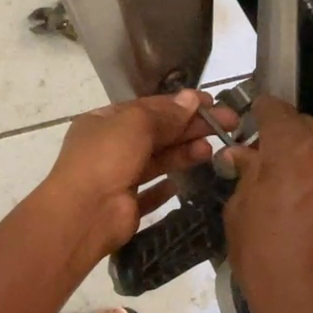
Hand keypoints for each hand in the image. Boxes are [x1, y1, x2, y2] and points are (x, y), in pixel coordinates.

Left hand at [40, 89, 231, 255]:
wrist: (84, 213)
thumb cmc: (106, 158)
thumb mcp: (135, 124)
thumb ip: (164, 114)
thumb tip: (190, 99)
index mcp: (102, 122)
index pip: (146, 108)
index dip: (179, 104)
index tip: (212, 103)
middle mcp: (107, 148)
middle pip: (155, 134)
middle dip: (189, 128)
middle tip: (228, 125)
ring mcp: (115, 178)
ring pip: (156, 161)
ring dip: (184, 153)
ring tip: (212, 149)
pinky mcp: (125, 206)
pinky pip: (149, 194)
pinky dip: (165, 188)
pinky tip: (182, 183)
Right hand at [222, 96, 312, 312]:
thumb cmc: (268, 265)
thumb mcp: (239, 216)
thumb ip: (246, 175)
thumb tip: (244, 156)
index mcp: (298, 149)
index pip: (274, 110)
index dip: (256, 115)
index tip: (244, 124)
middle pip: (307, 128)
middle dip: (284, 142)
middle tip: (261, 167)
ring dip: (309, 163)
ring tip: (289, 194)